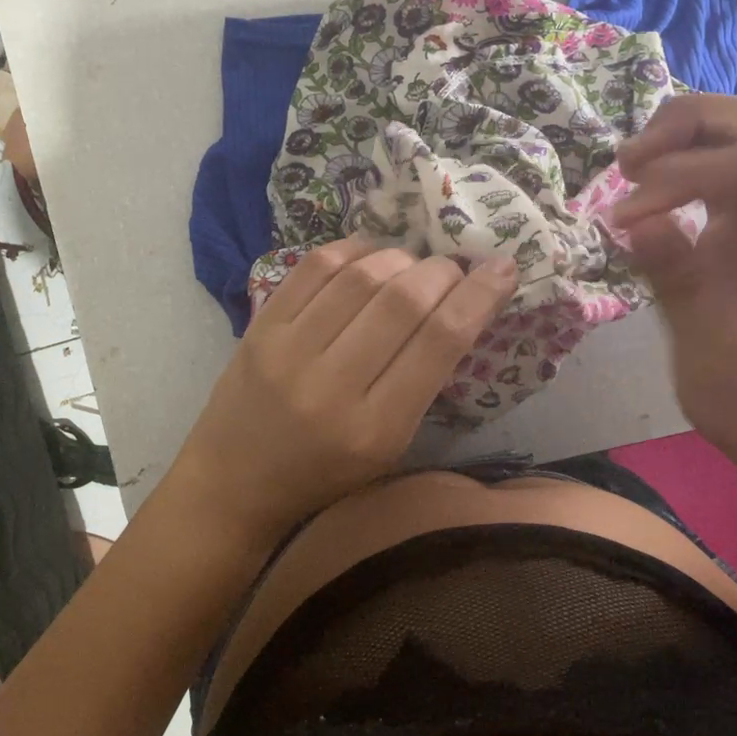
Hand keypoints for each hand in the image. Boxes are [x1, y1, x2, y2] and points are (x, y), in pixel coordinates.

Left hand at [168, 239, 517, 539]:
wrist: (233, 484)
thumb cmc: (321, 478)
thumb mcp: (386, 450)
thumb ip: (421, 385)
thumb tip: (458, 310)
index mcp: (375, 429)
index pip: (439, 343)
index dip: (478, 296)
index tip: (503, 269)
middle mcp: (332, 386)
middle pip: (403, 301)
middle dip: (441, 272)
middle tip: (452, 270)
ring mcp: (289, 351)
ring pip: (361, 276)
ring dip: (401, 258)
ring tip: (414, 264)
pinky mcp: (260, 328)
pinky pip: (313, 267)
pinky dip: (352, 250)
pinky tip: (371, 254)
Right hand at [612, 95, 736, 486]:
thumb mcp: (714, 356)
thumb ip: (680, 281)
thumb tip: (635, 218)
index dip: (682, 172)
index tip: (623, 210)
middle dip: (691, 125)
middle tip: (627, 162)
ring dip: (690, 138)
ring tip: (632, 171)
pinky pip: (732, 174)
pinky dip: (688, 168)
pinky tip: (649, 195)